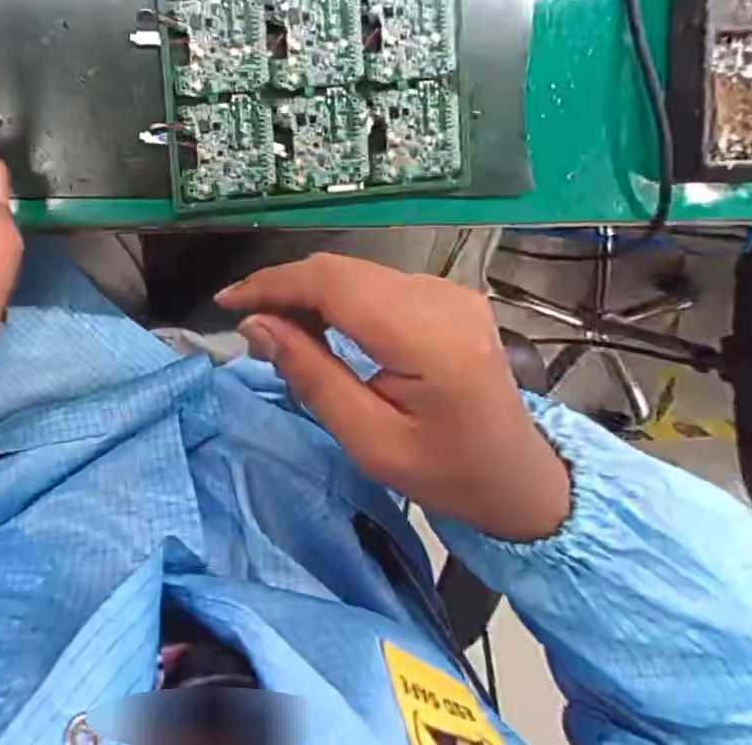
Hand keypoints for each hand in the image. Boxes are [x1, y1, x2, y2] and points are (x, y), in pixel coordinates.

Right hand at [216, 254, 569, 542]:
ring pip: (350, 271)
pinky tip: (315, 324)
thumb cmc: (448, 474)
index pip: (332, 284)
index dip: (272, 285)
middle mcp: (441, 299)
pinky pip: (370, 280)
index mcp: (429, 339)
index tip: (227, 303)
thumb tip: (255, 325)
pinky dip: (331, 296)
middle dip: (281, 287)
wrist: (524, 481)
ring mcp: (447, 291)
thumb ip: (311, 376)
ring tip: (276, 328)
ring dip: (304, 292)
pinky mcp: (444, 294)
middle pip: (338, 270)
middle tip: (246, 320)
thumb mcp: (370, 442)